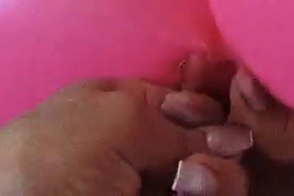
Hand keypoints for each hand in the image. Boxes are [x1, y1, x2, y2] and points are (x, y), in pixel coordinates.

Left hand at [0, 74, 253, 195]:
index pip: (196, 107)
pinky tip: (193, 192)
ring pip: (204, 185)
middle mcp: (147, 151)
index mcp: (135, 107)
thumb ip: (178, 126)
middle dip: (219, 160)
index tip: (240, 128)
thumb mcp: (117, 121)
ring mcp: (145, 188)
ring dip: (214, 183)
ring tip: (192, 187)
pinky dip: (204, 192)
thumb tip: (238, 138)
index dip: (221, 116)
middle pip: (209, 151)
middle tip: (197, 174)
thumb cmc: (53, 153)